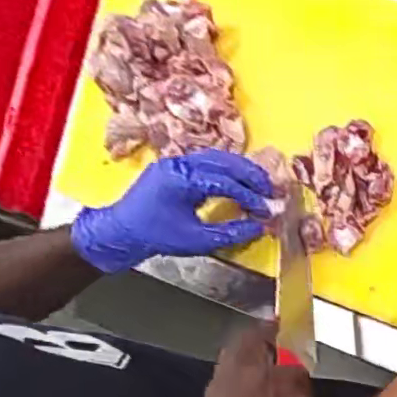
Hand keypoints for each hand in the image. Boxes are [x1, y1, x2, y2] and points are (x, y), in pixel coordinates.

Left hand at [71, 150, 274, 272]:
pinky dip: (228, 170)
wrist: (124, 229)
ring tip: (261, 183)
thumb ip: (232, 232)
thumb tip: (259, 227)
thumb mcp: (199, 240)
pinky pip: (207, 162)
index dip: (251, 197)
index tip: (267, 211)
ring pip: (216, 157)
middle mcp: (179, 163)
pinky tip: (240, 181)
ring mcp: (175, 162)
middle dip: (251, 175)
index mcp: (182, 179)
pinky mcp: (175, 168)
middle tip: (273, 189)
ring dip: (241, 169)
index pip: (226, 182)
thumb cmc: (159, 236)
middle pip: (223, 161)